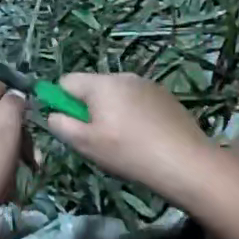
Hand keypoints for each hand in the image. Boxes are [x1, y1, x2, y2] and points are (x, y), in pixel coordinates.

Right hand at [44, 72, 220, 199]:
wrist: (186, 162)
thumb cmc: (128, 152)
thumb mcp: (85, 144)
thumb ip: (61, 125)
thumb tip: (53, 115)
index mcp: (100, 84)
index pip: (66, 81)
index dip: (61, 102)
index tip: (71, 125)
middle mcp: (123, 76)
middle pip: (92, 87)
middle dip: (88, 108)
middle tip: (97, 138)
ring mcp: (147, 84)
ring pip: (116, 94)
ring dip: (112, 111)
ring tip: (123, 141)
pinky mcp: (166, 96)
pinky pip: (137, 100)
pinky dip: (133, 114)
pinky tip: (144, 138)